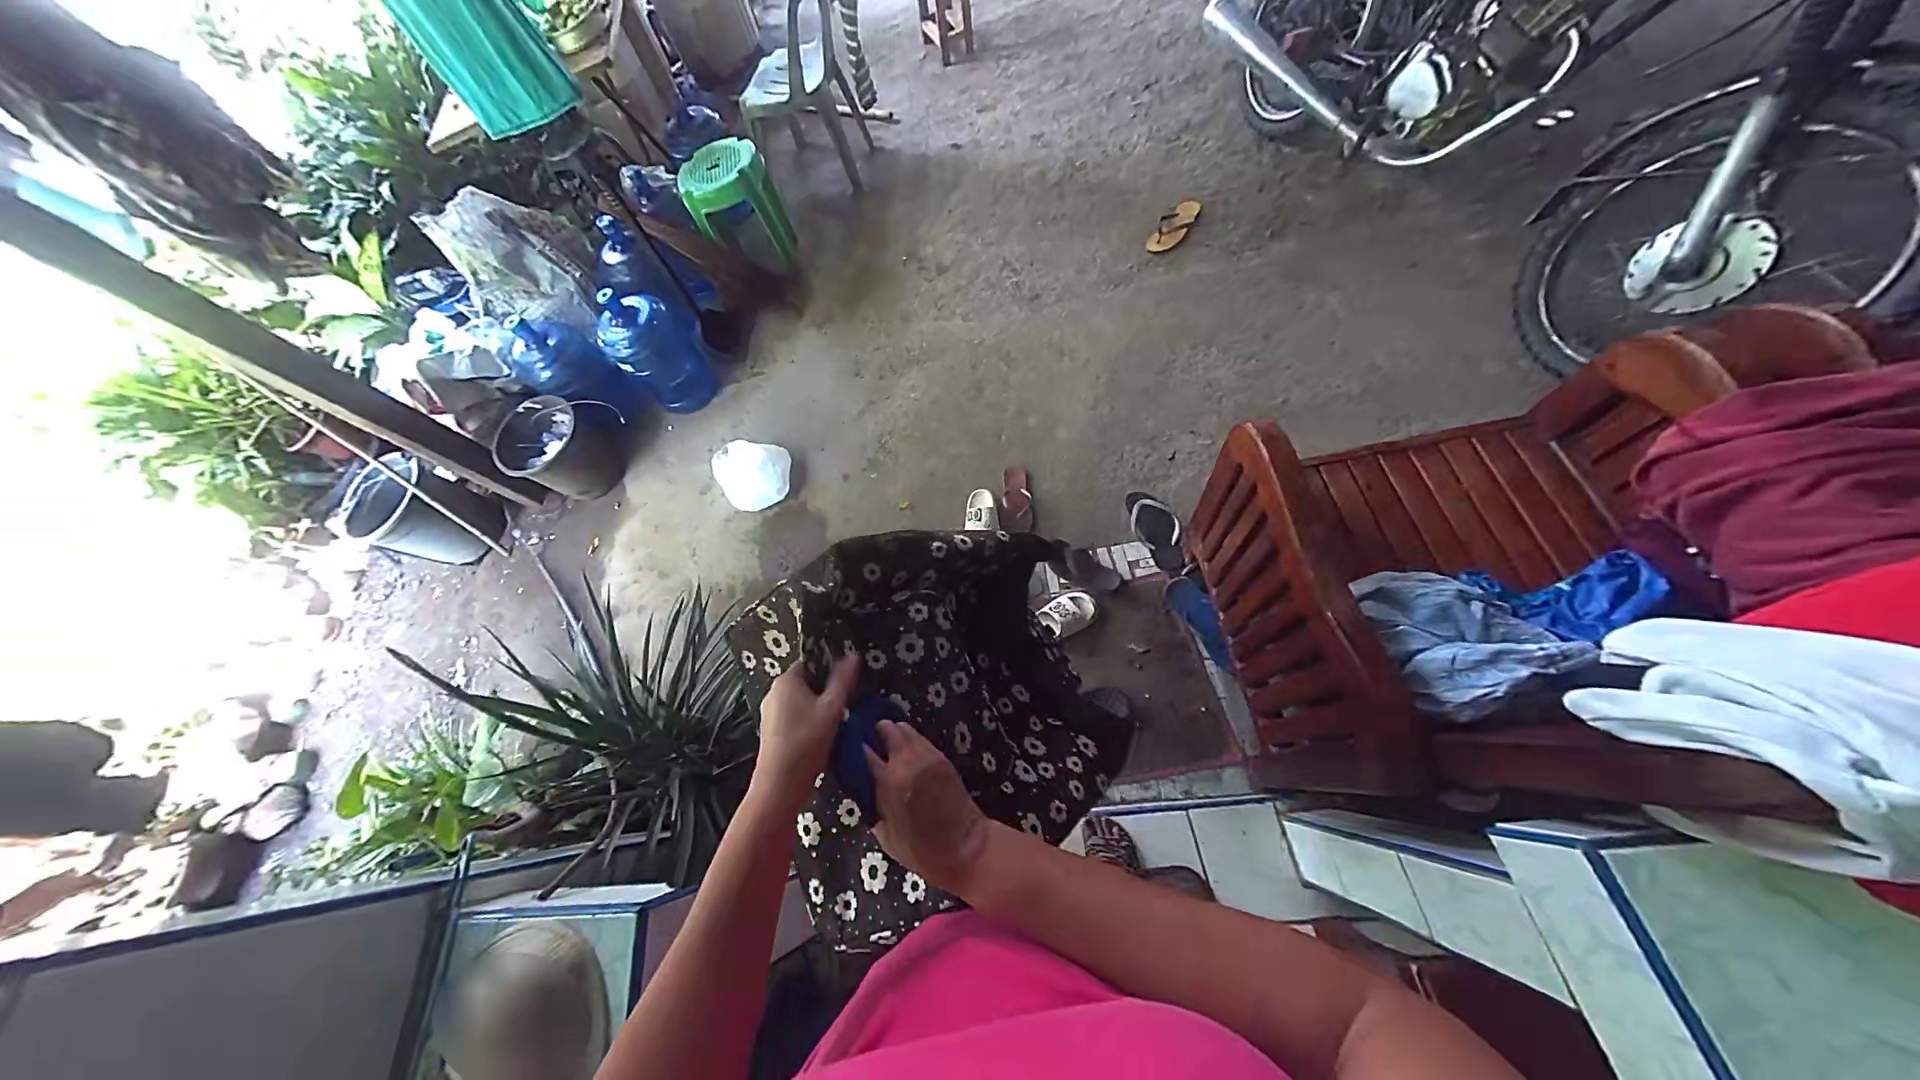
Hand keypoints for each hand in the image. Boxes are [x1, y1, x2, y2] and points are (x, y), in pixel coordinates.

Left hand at [751, 654, 860, 813]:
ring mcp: (772, 713)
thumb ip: (843, 680)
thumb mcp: (832, 709)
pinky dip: (812, 722)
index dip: (832, 668)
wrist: (780, 786)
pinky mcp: (774, 732)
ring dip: (822, 709)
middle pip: (809, 683)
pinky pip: (798, 718)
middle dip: (829, 691)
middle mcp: (775, 693)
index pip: (812, 662)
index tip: (851, 679)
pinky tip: (826, 735)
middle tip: (850, 700)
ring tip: (841, 719)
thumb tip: (853, 655)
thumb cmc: (806, 742)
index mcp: (786, 681)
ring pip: (804, 702)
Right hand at [866, 720, 992, 894]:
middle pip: (885, 729)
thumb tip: (865, 791)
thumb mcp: (885, 836)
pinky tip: (906, 753)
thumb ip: (872, 806)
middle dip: (875, 733)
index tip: (849, 751)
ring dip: (894, 733)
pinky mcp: (942, 757)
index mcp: (889, 783)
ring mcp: (927, 756)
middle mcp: (906, 762)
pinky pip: (920, 738)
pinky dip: (910, 740)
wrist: (965, 848)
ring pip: (905, 729)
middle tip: (870, 744)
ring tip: (888, 746)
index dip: (854, 749)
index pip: (863, 752)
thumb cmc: (922, 850)